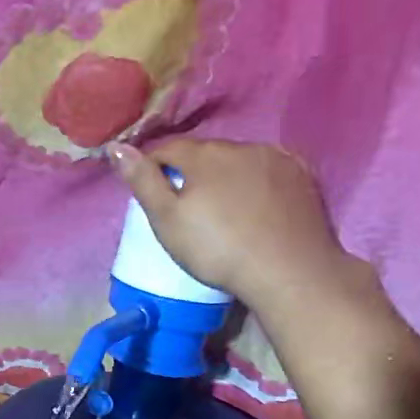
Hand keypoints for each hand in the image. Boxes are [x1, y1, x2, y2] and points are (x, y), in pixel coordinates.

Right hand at [108, 139, 362, 310]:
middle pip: (207, 152)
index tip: (153, 188)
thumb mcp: (169, 222)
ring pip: (241, 159)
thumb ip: (143, 181)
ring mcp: (275, 158)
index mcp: (204, 155)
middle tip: (191, 204)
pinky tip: (261, 204)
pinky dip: (261, 180)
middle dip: (195, 170)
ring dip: (229, 173)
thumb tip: (116, 146)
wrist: (289, 272)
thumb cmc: (220, 250)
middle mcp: (240, 146)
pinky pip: (271, 170)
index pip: (169, 148)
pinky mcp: (302, 175)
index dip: (156, 165)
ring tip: (228, 207)